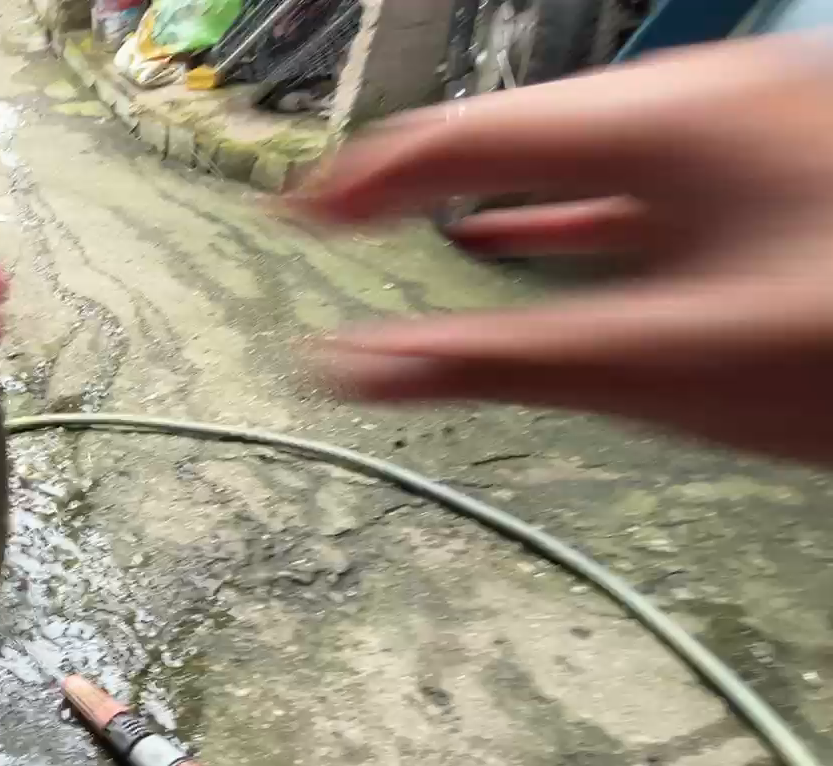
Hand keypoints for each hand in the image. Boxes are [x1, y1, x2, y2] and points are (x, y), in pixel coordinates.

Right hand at [288, 36, 832, 463]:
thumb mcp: (654, 359)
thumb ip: (482, 361)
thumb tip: (338, 369)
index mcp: (662, 127)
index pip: (460, 138)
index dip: (358, 181)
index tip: (286, 217)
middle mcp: (699, 110)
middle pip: (507, 132)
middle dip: (400, 180)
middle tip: (323, 222)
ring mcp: (740, 140)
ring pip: (562, 155)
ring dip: (465, 192)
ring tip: (386, 225)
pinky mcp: (765, 182)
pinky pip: (621, 188)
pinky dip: (545, 214)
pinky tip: (501, 236)